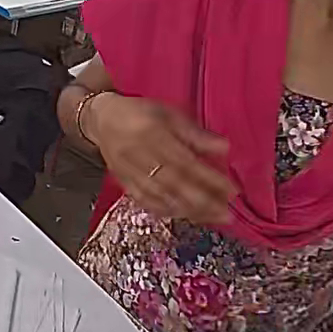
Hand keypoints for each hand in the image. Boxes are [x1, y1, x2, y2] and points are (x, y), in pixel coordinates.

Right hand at [84, 94, 235, 223]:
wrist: (101, 120)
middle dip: (203, 202)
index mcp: (154, 134)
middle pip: (175, 184)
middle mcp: (141, 156)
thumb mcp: (168, 113)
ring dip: (188, 210)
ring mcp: (130, 172)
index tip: (231, 190)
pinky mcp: (124, 183)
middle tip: (226, 214)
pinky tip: (183, 215)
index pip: (186, 163)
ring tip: (212, 218)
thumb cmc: (138, 113)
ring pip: (161, 196)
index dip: (209, 179)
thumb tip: (224, 149)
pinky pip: (145, 201)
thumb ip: (195, 134)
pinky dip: (165, 211)